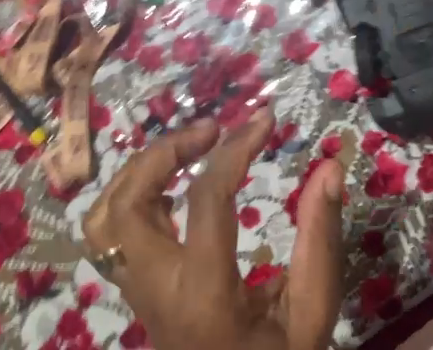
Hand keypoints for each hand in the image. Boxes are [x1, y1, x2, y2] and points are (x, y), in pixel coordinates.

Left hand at [81, 109, 346, 349]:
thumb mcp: (311, 312)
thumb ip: (320, 240)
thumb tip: (329, 168)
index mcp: (204, 294)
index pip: (206, 200)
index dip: (236, 150)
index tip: (265, 121)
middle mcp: (159, 290)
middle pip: (129, 203)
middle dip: (166, 151)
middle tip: (212, 130)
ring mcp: (138, 294)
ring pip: (103, 218)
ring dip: (138, 170)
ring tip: (184, 150)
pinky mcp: (137, 293)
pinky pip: (109, 235)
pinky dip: (130, 195)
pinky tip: (169, 185)